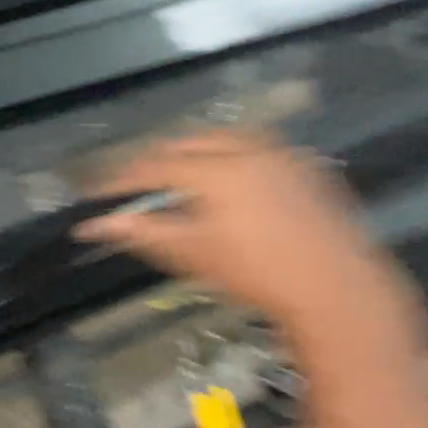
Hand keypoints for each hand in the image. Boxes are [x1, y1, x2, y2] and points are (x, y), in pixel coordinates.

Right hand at [77, 132, 416, 327]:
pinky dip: (227, 157)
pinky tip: (220, 181)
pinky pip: (255, 148)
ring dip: (192, 153)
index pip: (154, 166)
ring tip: (173, 177)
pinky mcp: (306, 168)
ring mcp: (284, 156)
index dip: (121, 180)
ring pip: (225, 139)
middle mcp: (251, 151)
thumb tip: (93, 225)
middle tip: (133, 185)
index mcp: (217, 170)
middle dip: (155, 161)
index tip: (97, 195)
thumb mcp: (188, 253)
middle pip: (189, 143)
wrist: (334, 287)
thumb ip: (139, 231)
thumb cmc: (253, 272)